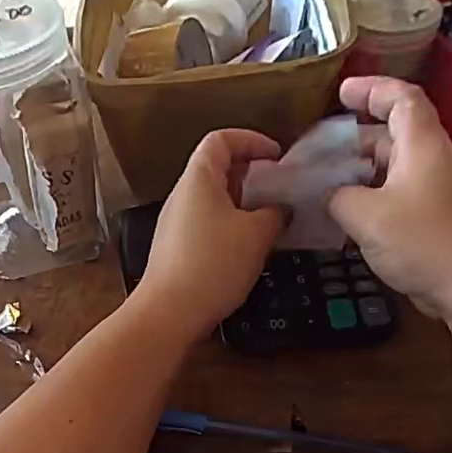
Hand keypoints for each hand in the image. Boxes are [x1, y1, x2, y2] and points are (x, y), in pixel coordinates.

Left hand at [135, 129, 286, 338]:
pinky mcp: (177, 251)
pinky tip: (248, 252)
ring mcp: (176, 224)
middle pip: (218, 171)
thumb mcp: (256, 236)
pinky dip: (231, 230)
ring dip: (244, 207)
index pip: (222, 140)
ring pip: (215, 203)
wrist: (170, 313)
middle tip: (280, 193)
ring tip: (270, 225)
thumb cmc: (212, 265)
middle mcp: (183, 196)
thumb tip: (281, 209)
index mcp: (198, 178)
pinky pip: (208, 228)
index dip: (251, 141)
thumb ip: (274, 215)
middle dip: (252, 177)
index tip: (276, 157)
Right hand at [327, 77, 451, 322]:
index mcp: (422, 144)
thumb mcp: (368, 217)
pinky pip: (402, 200)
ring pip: (397, 172)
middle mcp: (435, 162)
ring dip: (364, 175)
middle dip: (358, 140)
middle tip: (324, 153)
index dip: (371, 89)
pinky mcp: (440, 224)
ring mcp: (440, 194)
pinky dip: (376, 202)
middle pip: (395, 136)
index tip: (342, 93)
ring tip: (331, 188)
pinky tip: (354, 223)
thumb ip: (340, 198)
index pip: (401, 97)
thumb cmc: (425, 241)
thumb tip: (331, 196)